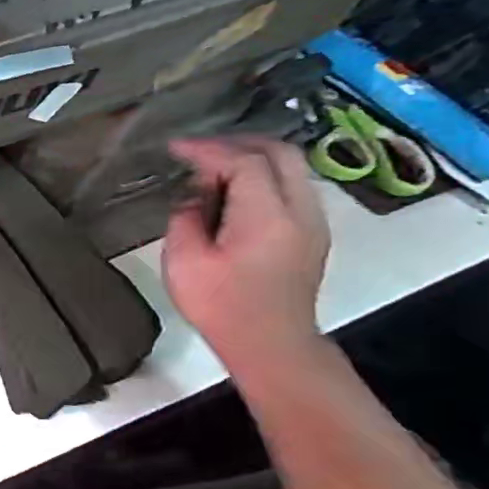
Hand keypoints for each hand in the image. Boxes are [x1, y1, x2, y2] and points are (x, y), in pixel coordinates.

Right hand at [162, 137, 330, 370]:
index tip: (175, 147)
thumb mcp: (183, 262)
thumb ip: (185, 219)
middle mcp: (301, 211)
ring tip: (211, 172)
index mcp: (267, 216)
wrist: (271, 345)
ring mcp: (313, 222)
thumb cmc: (222, 306)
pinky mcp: (311, 234)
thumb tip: (195, 198)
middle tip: (198, 151)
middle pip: (279, 154)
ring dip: (251, 160)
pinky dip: (262, 178)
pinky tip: (232, 193)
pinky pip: (291, 187)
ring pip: (290, 168)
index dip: (207, 149)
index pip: (243, 162)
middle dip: (237, 144)